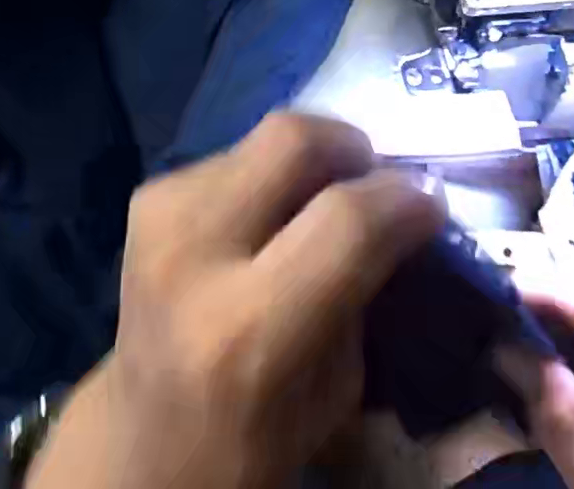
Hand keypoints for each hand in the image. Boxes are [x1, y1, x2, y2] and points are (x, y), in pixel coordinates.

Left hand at [26, 113, 444, 488]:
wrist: (142, 433)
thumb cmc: (252, 437)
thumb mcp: (336, 389)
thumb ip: (365, 286)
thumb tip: (399, 205)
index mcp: (246, 327)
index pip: (343, 223)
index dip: (401, 198)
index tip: (431, 198)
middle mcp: (192, 250)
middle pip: (289, 140)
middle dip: (348, 144)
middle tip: (373, 175)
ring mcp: (160, 212)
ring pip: (261, 136)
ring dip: (307, 159)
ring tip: (318, 198)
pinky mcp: (146, 194)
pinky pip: (231, 154)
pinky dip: (267, 173)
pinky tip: (267, 212)